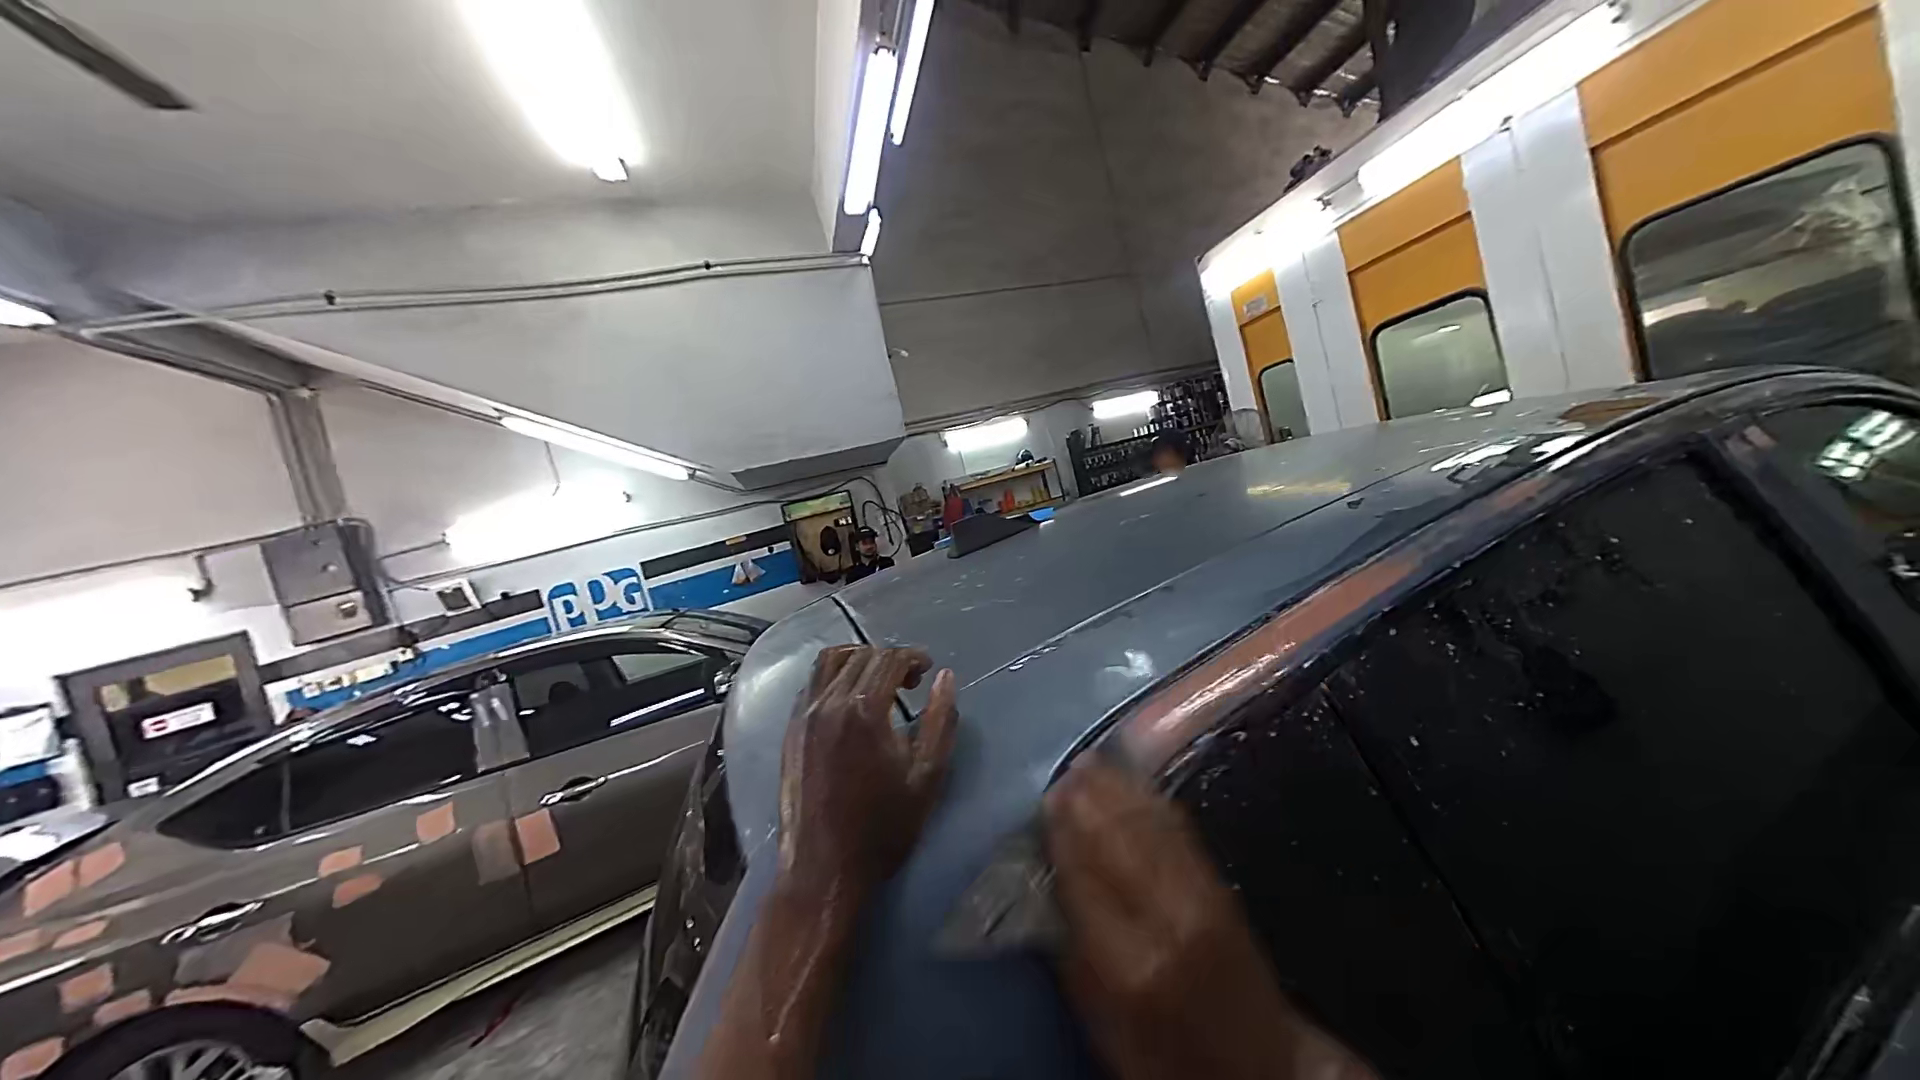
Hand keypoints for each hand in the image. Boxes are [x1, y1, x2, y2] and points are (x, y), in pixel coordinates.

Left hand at [778, 646, 958, 895]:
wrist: (824, 869)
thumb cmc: (882, 828)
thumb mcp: (927, 777)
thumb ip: (941, 721)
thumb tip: (945, 678)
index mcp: (864, 711)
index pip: (889, 660)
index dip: (914, 657)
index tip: (928, 669)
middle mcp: (829, 704)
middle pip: (861, 656)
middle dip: (891, 658)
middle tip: (911, 681)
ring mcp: (804, 716)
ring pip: (829, 662)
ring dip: (858, 659)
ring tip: (878, 679)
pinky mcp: (790, 731)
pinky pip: (811, 684)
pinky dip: (833, 676)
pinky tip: (848, 698)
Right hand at [1045, 761, 1375, 1079]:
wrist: (1259, 1067)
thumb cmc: (1163, 1053)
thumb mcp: (1100, 1021)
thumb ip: (1069, 950)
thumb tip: (1045, 882)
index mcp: (1130, 959)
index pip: (1084, 875)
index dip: (1062, 831)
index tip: (1044, 799)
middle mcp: (1168, 917)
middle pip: (1119, 837)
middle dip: (1089, 797)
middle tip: (1065, 769)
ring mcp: (1201, 895)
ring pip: (1151, 824)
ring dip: (1118, 788)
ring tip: (1091, 762)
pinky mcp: (1222, 884)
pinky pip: (1181, 828)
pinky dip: (1152, 799)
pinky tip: (1134, 781)